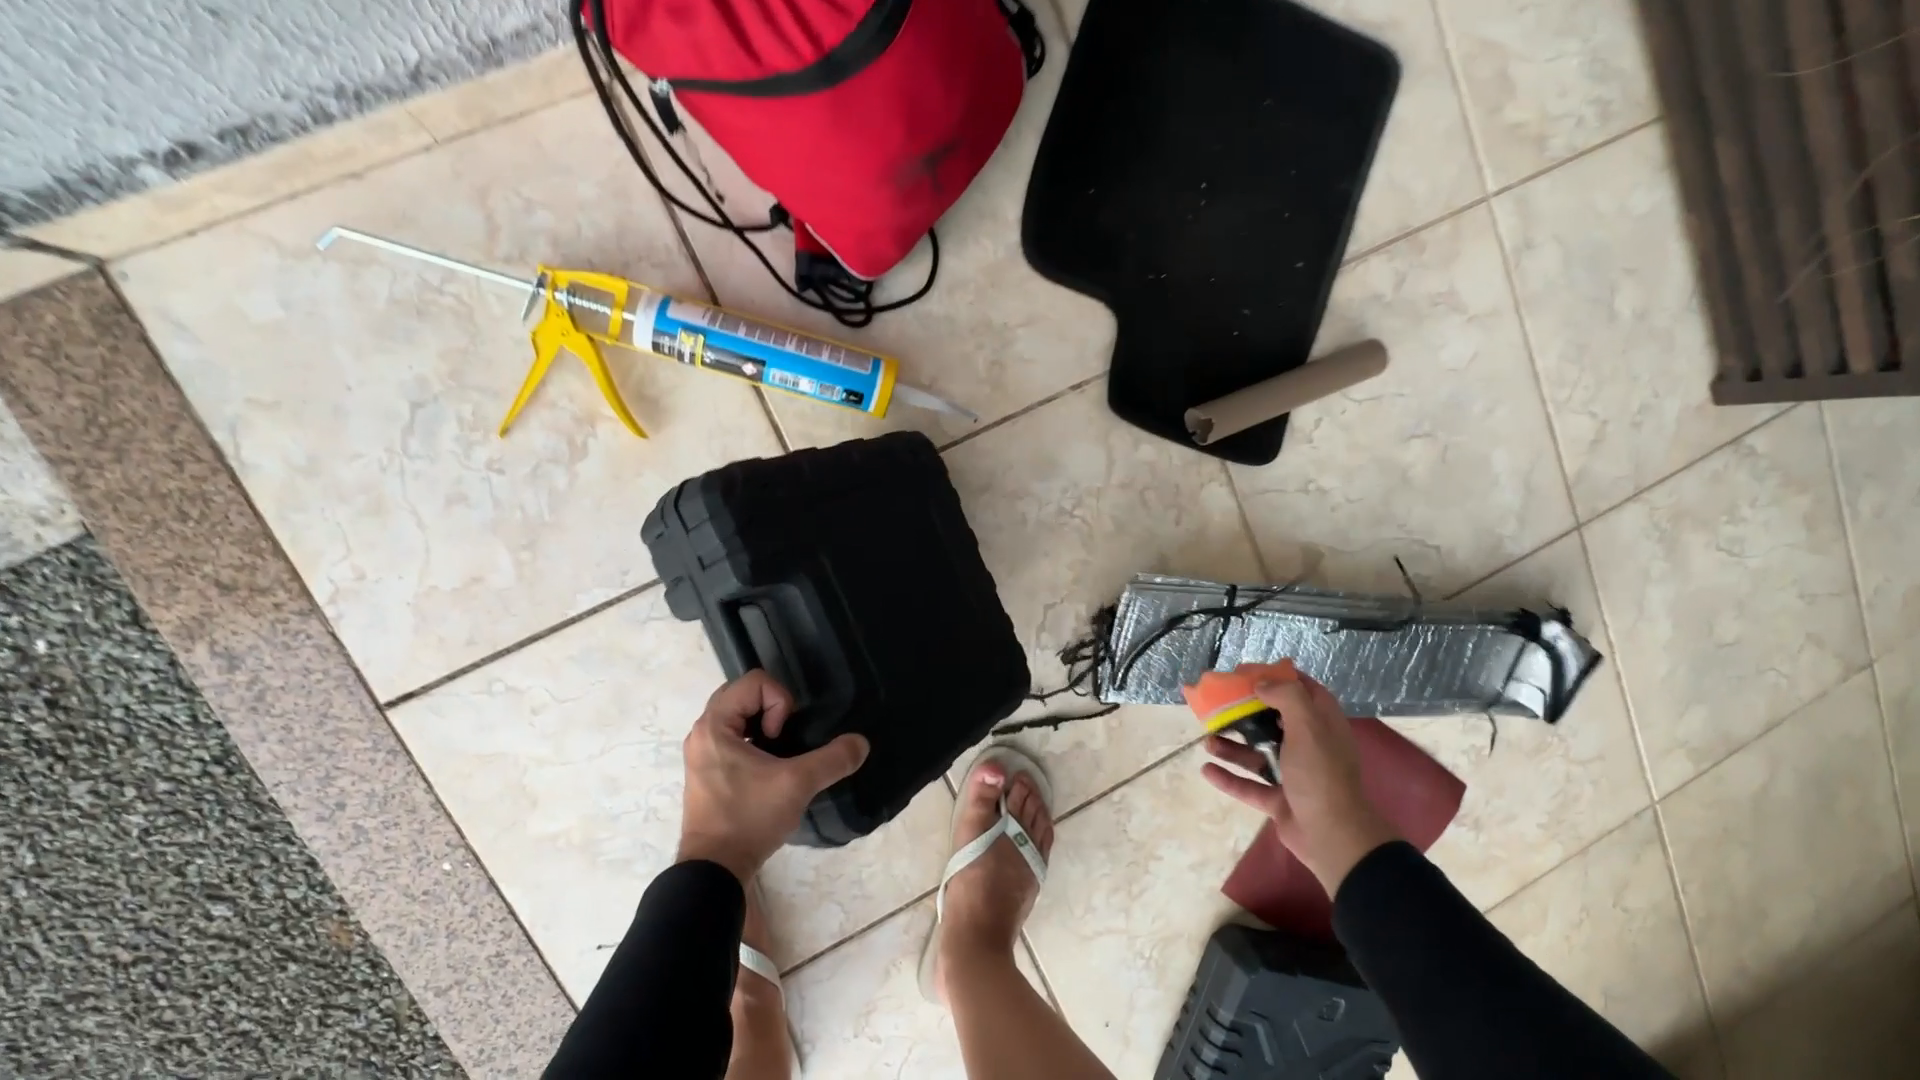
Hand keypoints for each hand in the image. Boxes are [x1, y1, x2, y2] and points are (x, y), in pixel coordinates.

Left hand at [678, 670, 870, 881]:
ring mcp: (702, 753)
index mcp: (714, 726)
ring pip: (737, 717)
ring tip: (779, 757)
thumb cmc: (749, 818)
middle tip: (785, 740)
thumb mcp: (797, 785)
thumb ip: (832, 759)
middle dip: (772, 710)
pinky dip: (754, 743)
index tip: (781, 738)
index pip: (753, 681)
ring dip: (764, 727)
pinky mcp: (707, 772)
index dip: (778, 702)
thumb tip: (861, 743)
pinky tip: (768, 772)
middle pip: (743, 694)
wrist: (714, 870)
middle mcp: (702, 732)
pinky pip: (732, 738)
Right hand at [1200, 673, 1398, 896]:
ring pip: (1258, 754)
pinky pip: (1249, 785)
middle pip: (1274, 721)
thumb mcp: (1308, 727)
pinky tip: (1206, 769)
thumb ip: (1287, 697)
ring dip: (1232, 747)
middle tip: (1219, 705)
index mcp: (1323, 725)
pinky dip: (1229, 778)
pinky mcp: (1279, 800)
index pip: (1303, 690)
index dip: (1277, 677)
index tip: (1247, 672)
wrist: (1332, 836)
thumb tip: (1261, 683)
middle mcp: (1309, 746)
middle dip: (1246, 713)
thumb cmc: (1321, 775)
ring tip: (1207, 739)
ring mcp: (1294, 775)